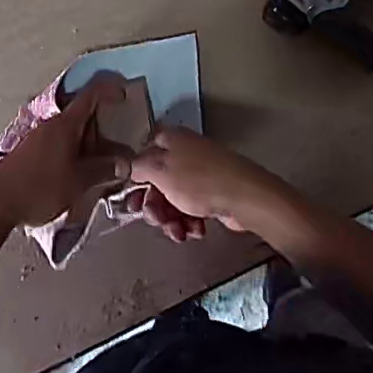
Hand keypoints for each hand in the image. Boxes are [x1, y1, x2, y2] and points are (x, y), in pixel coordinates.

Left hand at [0, 75, 130, 229]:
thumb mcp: (79, 182)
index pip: (91, 95)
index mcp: (65, 125)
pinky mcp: (29, 154)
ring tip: (101, 164)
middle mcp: (51, 126)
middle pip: (83, 116)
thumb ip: (105, 170)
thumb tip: (125, 164)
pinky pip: (59, 144)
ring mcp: (38, 139)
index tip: (125, 94)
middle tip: (118, 146)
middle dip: (102, 127)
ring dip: (88, 143)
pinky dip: (74, 152)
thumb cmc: (39, 188)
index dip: (110, 90)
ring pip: (71, 133)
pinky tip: (78, 173)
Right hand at [130, 127, 296, 236]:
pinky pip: (190, 207)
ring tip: (180, 233)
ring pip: (172, 199)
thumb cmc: (198, 181)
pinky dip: (189, 221)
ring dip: (172, 220)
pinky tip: (195, 231)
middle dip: (155, 207)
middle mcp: (184, 152)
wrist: (245, 196)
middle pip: (157, 182)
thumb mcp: (160, 169)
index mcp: (171, 140)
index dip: (135, 179)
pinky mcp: (212, 191)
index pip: (143, 154)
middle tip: (159, 222)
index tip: (133, 201)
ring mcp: (199, 173)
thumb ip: (138, 165)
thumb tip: (128, 164)